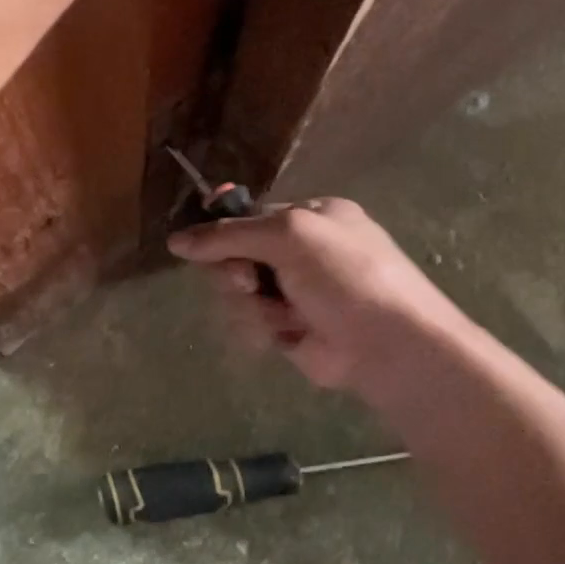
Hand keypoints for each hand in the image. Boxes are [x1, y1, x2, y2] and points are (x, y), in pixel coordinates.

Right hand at [169, 199, 473, 394]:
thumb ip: (228, 235)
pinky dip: (260, 328)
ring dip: (248, 306)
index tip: (205, 246)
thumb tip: (174, 242)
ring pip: (235, 292)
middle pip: (233, 255)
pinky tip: (284, 335)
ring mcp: (294, 291)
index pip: (246, 216)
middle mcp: (301, 251)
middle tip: (249, 284)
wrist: (389, 347)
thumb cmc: (346, 277)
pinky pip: (248, 321)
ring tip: (278, 316)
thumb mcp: (289, 236)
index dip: (223, 232)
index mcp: (311, 216)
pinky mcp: (287, 328)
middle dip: (234, 273)